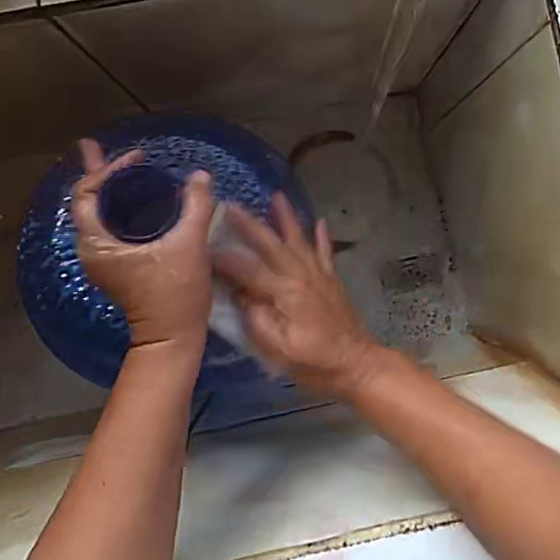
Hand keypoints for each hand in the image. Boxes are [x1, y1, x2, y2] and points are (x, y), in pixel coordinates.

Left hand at [69, 139, 213, 352]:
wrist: (174, 338)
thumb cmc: (175, 293)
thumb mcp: (189, 245)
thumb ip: (196, 206)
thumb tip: (200, 175)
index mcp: (98, 243)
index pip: (88, 194)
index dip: (108, 170)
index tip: (138, 159)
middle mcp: (94, 250)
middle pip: (88, 202)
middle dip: (97, 173)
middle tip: (95, 146)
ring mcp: (106, 260)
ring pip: (100, 215)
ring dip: (110, 190)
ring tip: (119, 169)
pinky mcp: (121, 267)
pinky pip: (113, 228)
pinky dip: (121, 208)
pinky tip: (138, 201)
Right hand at [213, 193, 395, 399]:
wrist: (356, 364)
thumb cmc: (315, 362)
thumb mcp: (279, 349)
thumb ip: (257, 319)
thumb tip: (240, 295)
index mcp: (286, 293)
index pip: (249, 270)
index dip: (225, 259)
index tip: (203, 245)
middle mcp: (303, 276)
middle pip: (273, 245)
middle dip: (251, 224)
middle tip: (232, 205)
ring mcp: (320, 276)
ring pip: (299, 240)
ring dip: (287, 218)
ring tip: (277, 196)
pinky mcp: (332, 281)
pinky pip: (325, 252)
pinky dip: (322, 236)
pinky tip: (319, 221)